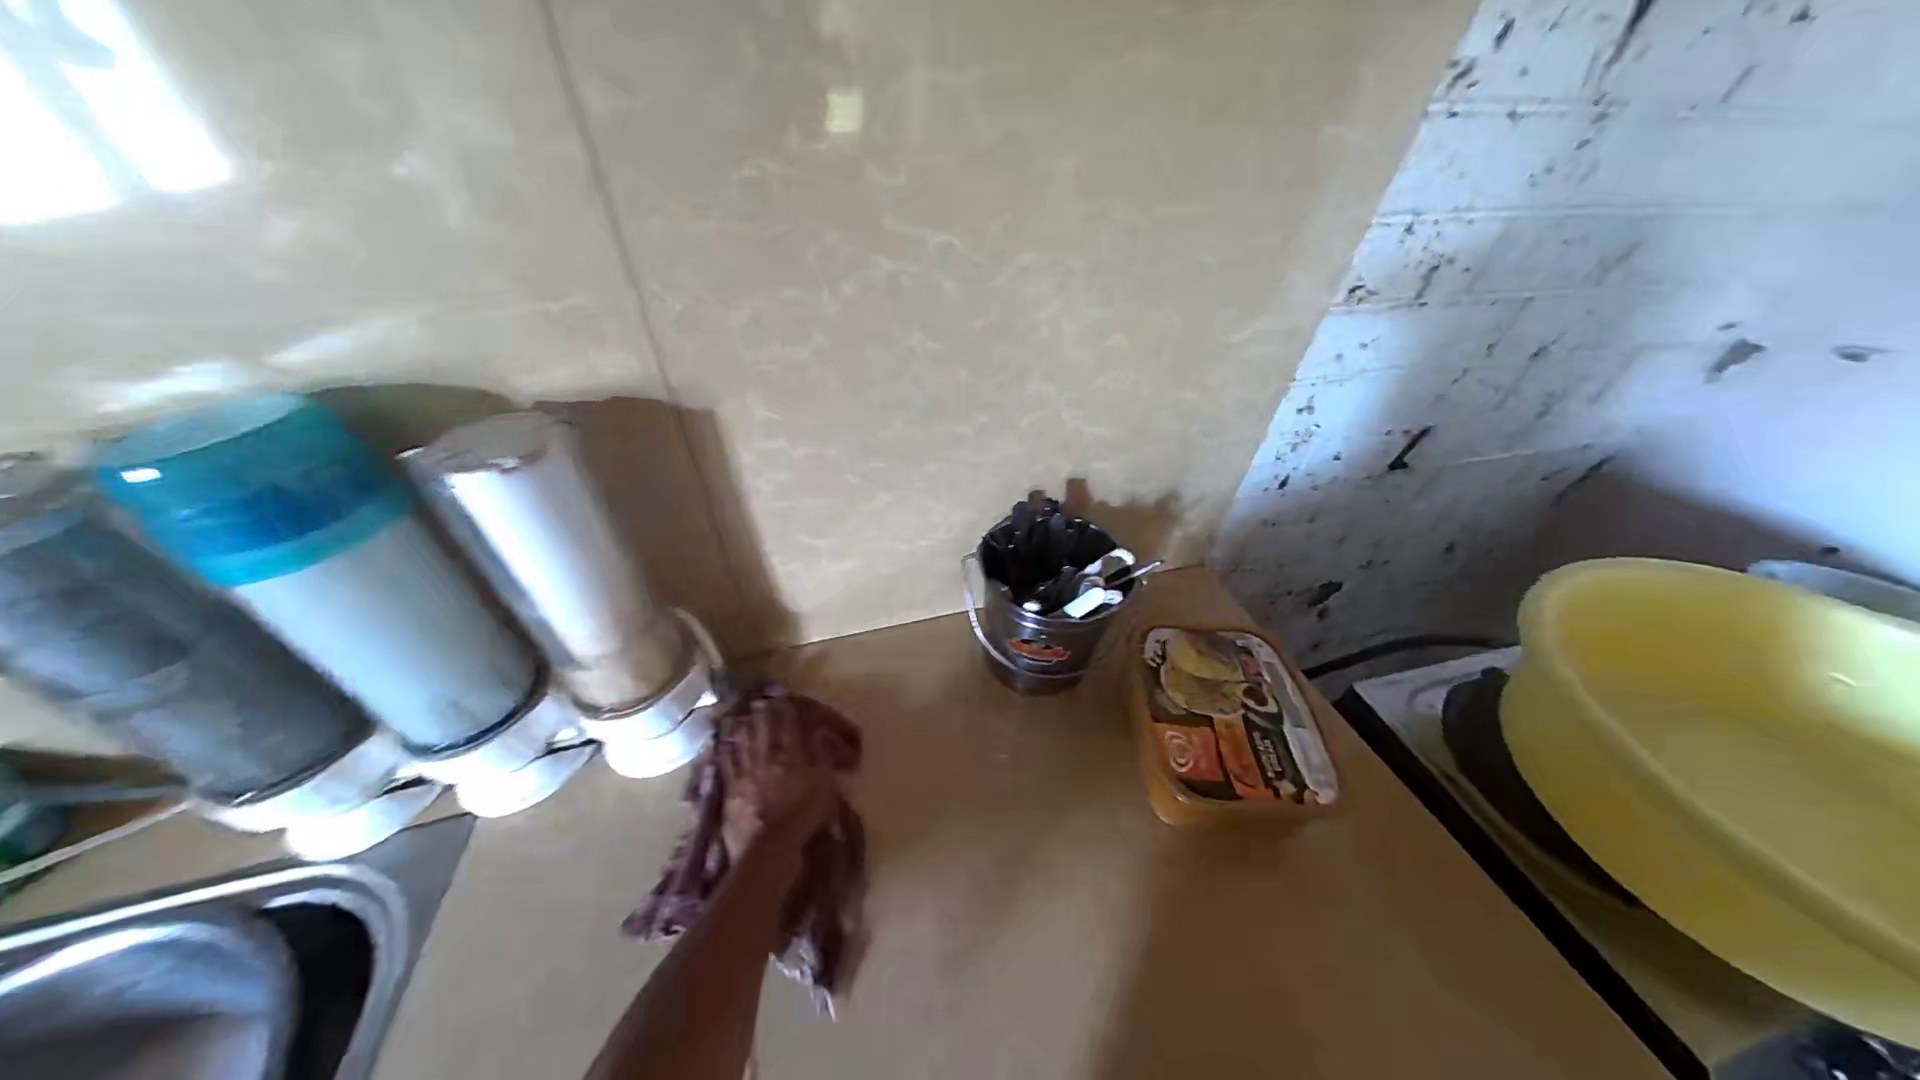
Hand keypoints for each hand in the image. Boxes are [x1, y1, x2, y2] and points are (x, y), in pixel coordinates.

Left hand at [719, 693, 837, 859]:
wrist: (770, 848)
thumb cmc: (805, 816)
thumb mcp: (825, 784)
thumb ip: (820, 755)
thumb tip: (815, 730)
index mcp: (791, 754)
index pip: (787, 723)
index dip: (785, 708)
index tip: (784, 697)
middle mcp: (765, 756)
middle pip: (762, 727)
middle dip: (762, 712)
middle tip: (761, 699)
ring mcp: (744, 772)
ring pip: (742, 740)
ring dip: (744, 725)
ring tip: (743, 714)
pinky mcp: (729, 789)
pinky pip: (725, 762)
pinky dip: (725, 748)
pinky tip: (723, 741)